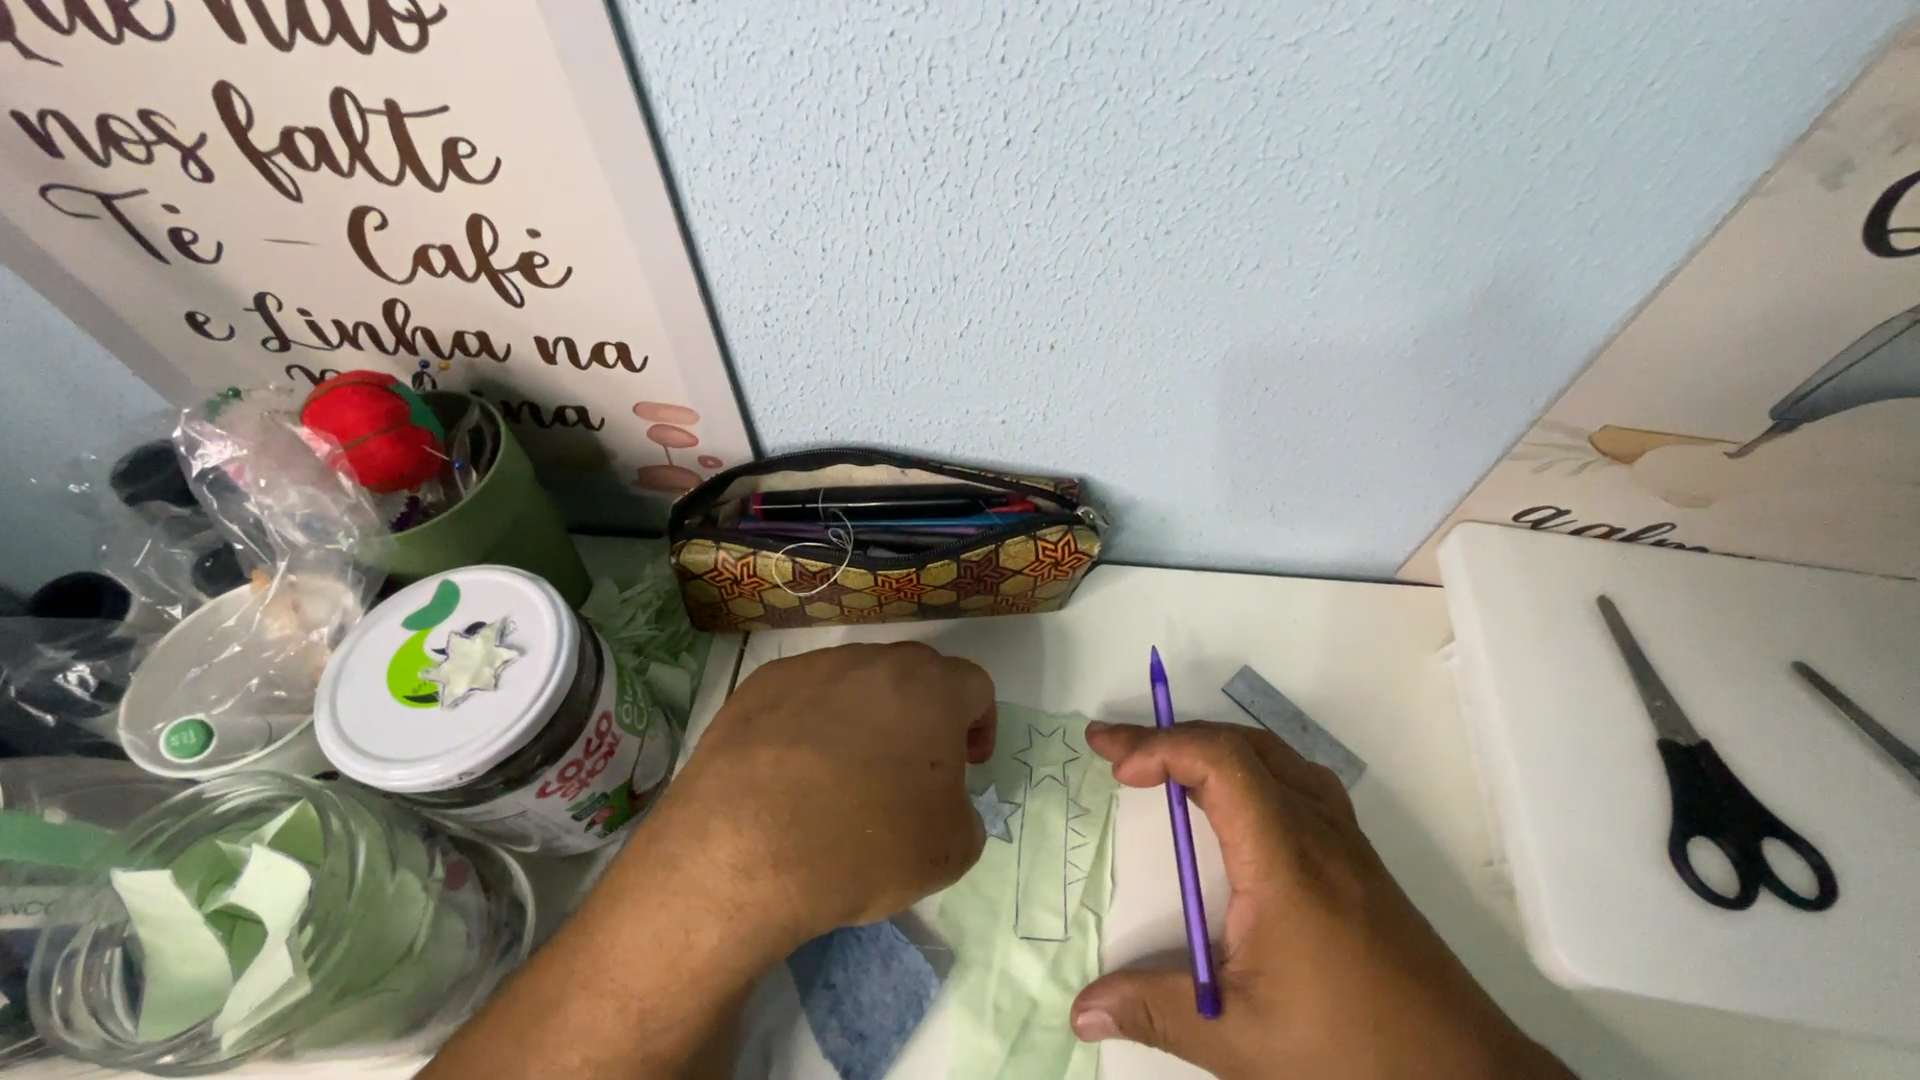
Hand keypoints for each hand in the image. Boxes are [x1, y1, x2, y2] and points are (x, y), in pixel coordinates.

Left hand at [639, 642, 996, 947]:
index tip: (967, 764)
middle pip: (914, 674)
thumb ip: (965, 813)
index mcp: (931, 689)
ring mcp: (811, 669)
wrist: (746, 850)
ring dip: (865, 715)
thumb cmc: (865, 846)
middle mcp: (873, 663)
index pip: (974, 684)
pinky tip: (794, 772)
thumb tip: (941, 803)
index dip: (980, 723)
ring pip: (855, 680)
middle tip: (912, 767)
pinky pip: (802, 695)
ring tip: (845, 773)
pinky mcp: (758, 686)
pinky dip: (810, 723)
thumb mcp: (951, 851)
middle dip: (924, 713)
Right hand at [1070, 721, 1571, 1079]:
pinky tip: (1237, 804)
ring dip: (1214, 747)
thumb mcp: (1241, 1040)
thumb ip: (1156, 1012)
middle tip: (1115, 749)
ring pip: (1276, 757)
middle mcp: (1319, 833)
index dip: (1163, 747)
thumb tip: (1081, 1009)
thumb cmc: (1351, 1053)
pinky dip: (1250, 768)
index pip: (1222, 762)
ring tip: (1165, 763)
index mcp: (1285, 859)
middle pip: (1243, 745)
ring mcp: (1346, 843)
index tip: (1116, 766)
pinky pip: (1300, 782)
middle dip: (1172, 737)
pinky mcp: (1360, 863)